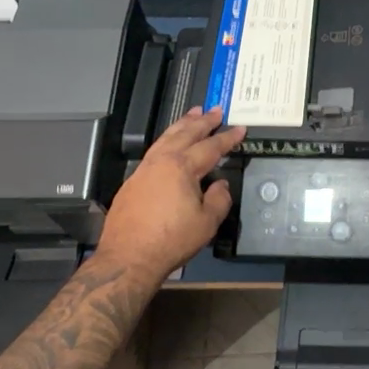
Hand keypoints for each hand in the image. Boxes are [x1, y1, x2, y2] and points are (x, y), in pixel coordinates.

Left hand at [98, 107, 243, 280]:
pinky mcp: (132, 183)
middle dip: (203, 121)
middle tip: (215, 110)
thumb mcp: (207, 223)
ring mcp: (143, 170)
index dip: (227, 137)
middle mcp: (161, 161)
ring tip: (192, 115)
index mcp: (182, 167)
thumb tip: (220, 186)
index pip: (210, 147)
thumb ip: (219, 199)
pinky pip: (153, 152)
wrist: (128, 258)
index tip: (239, 128)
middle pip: (185, 134)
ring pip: (165, 139)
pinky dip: (166, 141)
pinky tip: (169, 144)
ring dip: (181, 125)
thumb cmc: (172, 240)